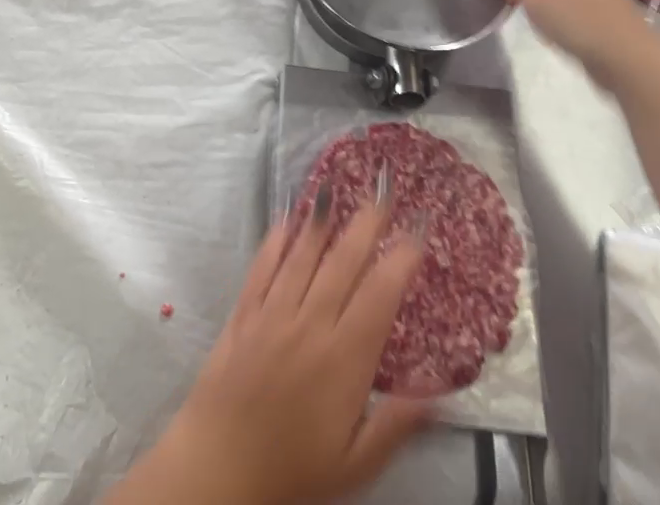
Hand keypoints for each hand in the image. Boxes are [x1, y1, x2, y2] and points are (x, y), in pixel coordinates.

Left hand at [108, 202, 430, 504]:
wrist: (216, 470)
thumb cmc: (292, 471)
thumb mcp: (356, 461)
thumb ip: (399, 421)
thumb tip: (443, 388)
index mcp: (344, 358)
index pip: (380, 295)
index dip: (402, 258)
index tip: (419, 226)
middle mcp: (309, 325)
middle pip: (343, 264)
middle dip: (365, 224)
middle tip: (382, 190)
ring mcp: (270, 316)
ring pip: (301, 258)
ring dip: (321, 222)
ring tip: (336, 188)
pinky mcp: (241, 317)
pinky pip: (261, 270)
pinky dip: (274, 242)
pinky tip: (284, 220)